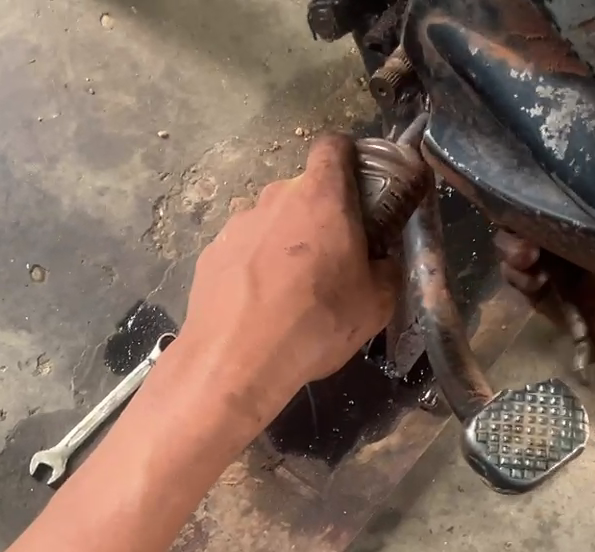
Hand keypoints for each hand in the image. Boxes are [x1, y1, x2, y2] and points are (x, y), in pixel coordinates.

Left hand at [179, 135, 399, 422]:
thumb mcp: (375, 305)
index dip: (349, 163)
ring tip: (286, 295)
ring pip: (266, 226)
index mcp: (320, 196)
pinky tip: (255, 310)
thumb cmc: (315, 324)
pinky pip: (239, 255)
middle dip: (315, 218)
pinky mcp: (208, 258)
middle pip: (299, 192)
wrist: (236, 361)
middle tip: (327, 262)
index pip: (335, 147)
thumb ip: (386, 271)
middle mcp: (273, 199)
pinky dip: (249, 272)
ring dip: (279, 247)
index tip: (359, 192)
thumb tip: (382, 263)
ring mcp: (235, 228)